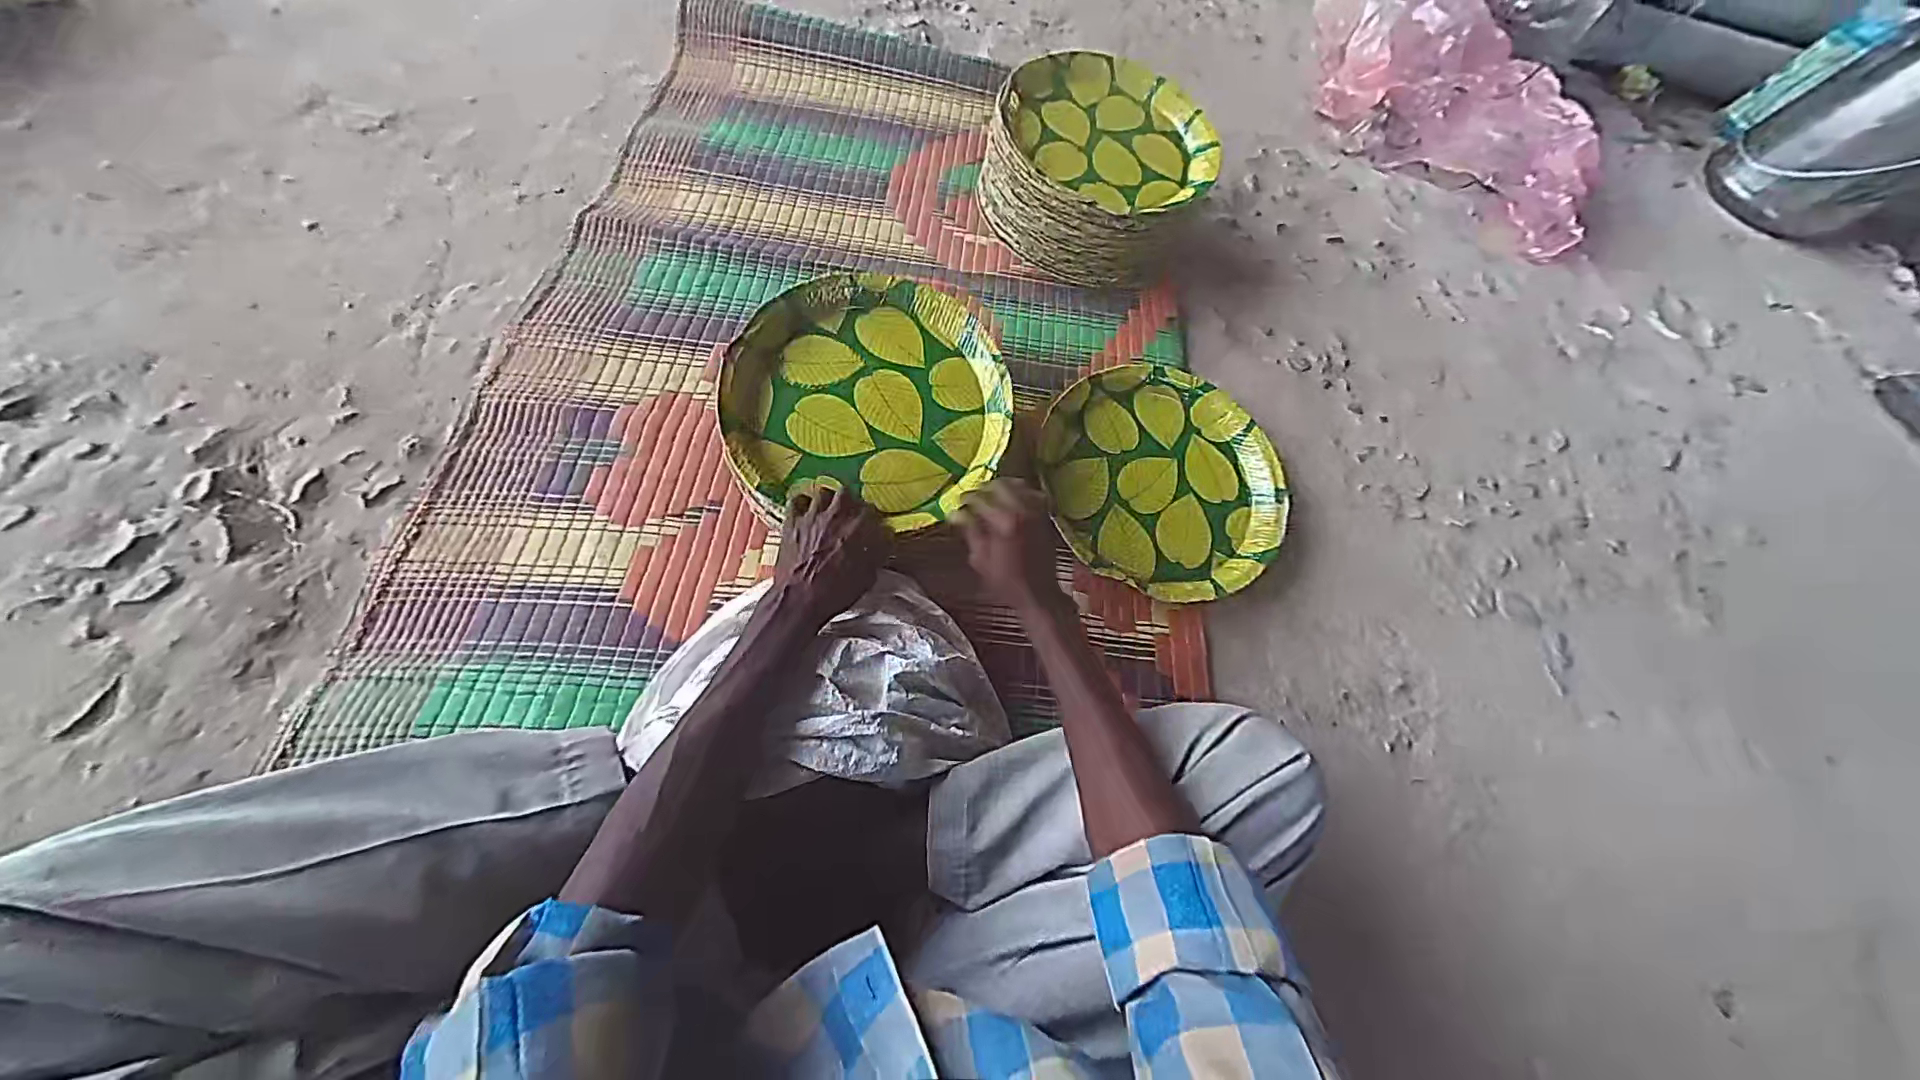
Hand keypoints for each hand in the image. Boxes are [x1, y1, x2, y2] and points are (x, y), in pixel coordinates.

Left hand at [769, 485, 890, 628]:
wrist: (800, 599)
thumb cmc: (835, 592)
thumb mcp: (867, 576)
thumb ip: (876, 553)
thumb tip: (882, 542)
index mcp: (861, 528)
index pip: (875, 513)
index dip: (875, 521)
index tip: (875, 529)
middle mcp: (838, 515)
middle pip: (849, 494)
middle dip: (852, 502)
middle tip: (851, 514)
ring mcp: (813, 516)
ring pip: (824, 492)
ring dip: (829, 499)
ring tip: (830, 509)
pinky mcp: (792, 521)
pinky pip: (797, 500)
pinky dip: (803, 503)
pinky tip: (806, 511)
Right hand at [956, 479, 1064, 613]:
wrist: (1038, 593)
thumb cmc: (1006, 582)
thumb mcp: (980, 559)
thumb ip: (970, 532)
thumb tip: (956, 514)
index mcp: (1002, 522)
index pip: (979, 498)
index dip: (966, 499)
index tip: (959, 503)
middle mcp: (1021, 511)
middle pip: (999, 485)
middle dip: (983, 489)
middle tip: (974, 498)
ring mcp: (1036, 511)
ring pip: (1018, 484)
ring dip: (1003, 487)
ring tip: (992, 496)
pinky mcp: (1045, 516)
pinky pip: (1034, 493)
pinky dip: (1022, 492)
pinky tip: (1013, 501)